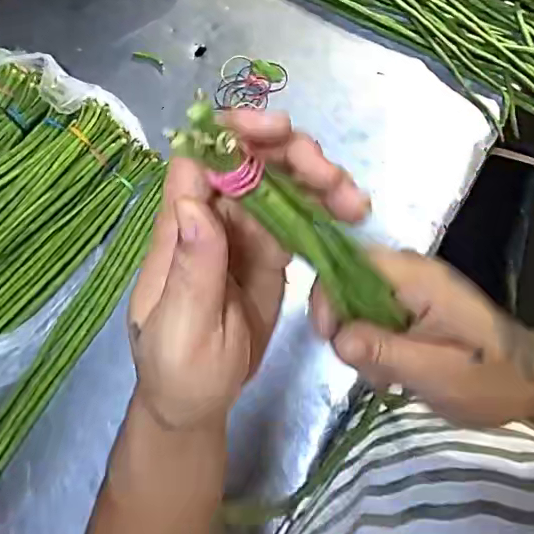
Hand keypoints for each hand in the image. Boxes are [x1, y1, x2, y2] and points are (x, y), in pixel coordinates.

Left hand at [127, 110, 369, 430]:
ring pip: (283, 180)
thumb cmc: (179, 369)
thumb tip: (195, 204)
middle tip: (330, 176)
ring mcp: (248, 230)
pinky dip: (328, 206)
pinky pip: (302, 213)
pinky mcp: (274, 247)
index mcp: (182, 226)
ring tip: (353, 202)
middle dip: (293, 154)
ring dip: (320, 178)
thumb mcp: (181, 327)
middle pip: (252, 159)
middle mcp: (215, 216)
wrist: (199, 404)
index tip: (277, 130)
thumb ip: (192, 268)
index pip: (200, 158)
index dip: (235, 132)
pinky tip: (352, 212)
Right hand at [311, 247, 533, 426]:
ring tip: (390, 377)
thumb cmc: (488, 377)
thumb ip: (383, 351)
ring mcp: (417, 289)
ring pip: (362, 304)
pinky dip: (377, 344)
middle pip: (353, 282)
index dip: (330, 292)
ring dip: (363, 341)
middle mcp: (414, 272)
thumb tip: (336, 337)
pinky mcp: (419, 307)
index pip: (355, 260)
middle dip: (348, 326)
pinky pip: (379, 316)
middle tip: (369, 367)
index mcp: (418, 276)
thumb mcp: (433, 372)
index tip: (329, 337)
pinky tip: (395, 374)